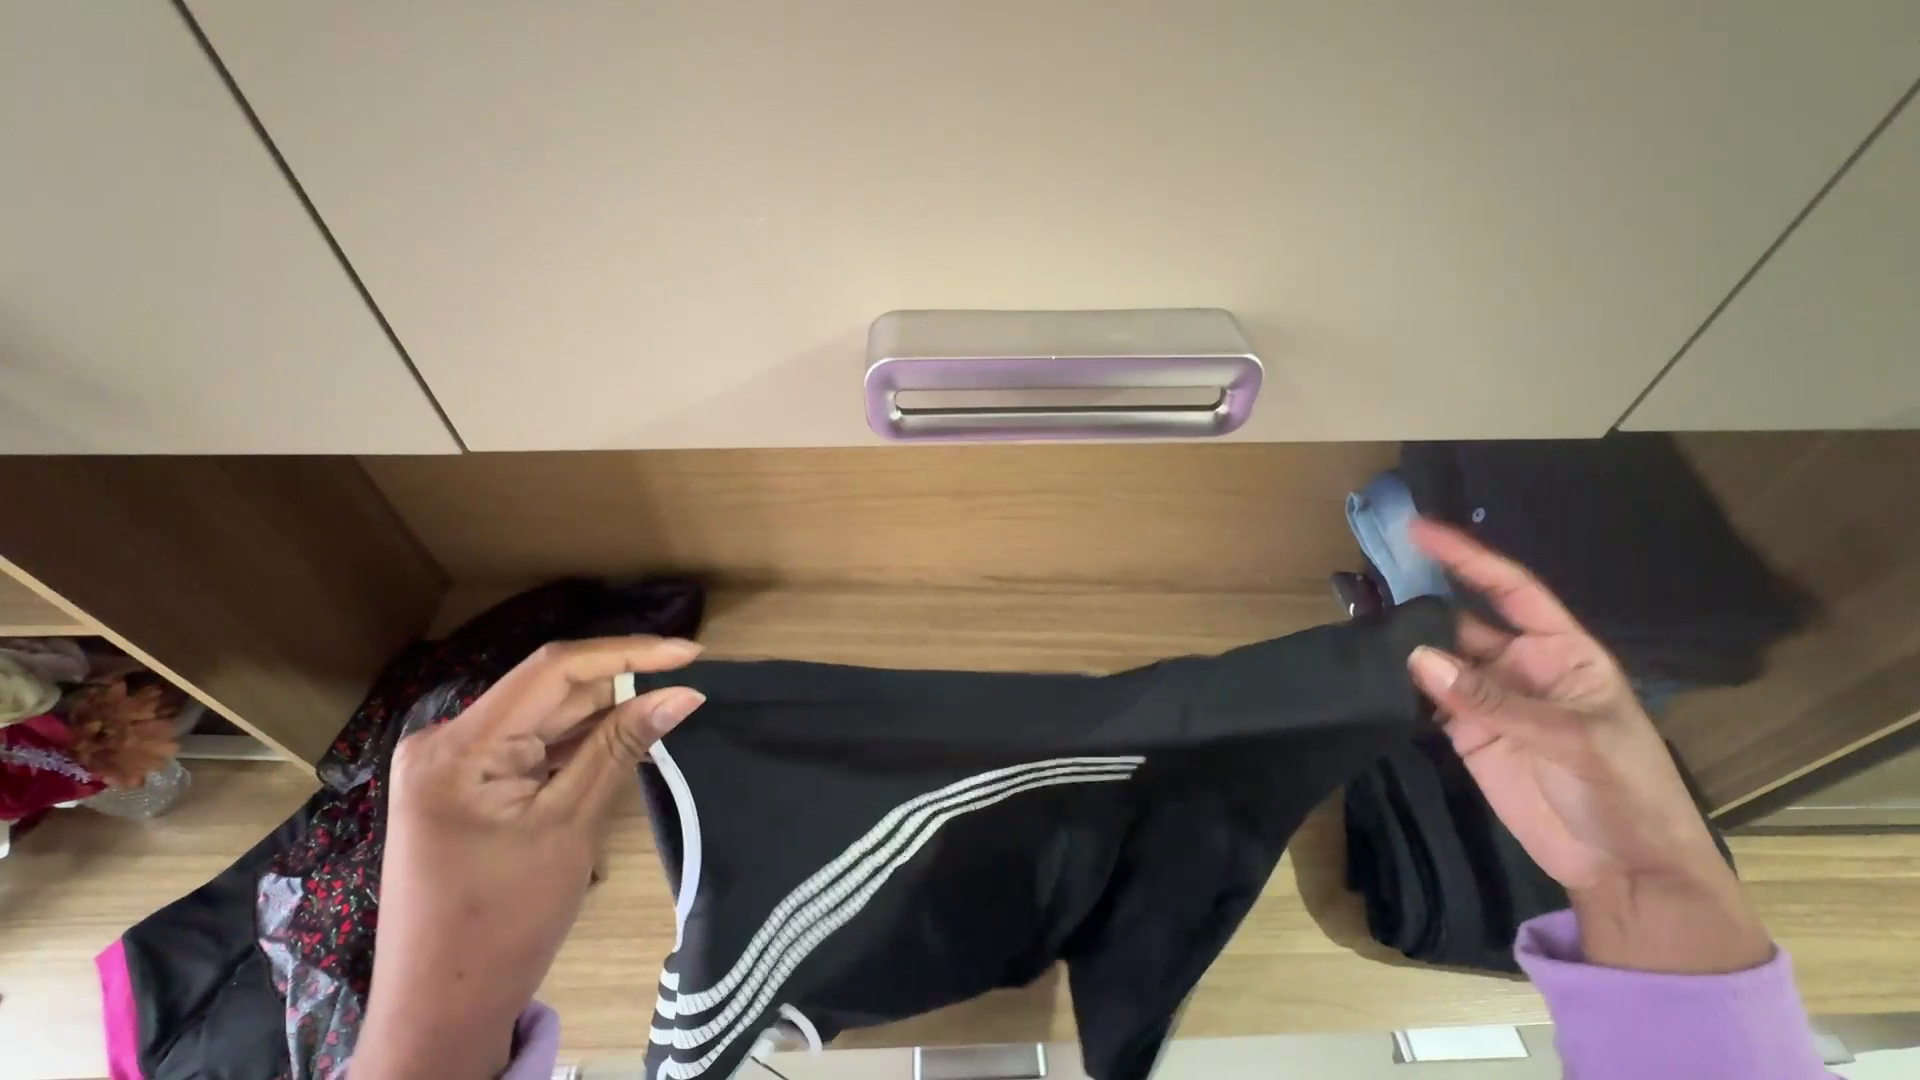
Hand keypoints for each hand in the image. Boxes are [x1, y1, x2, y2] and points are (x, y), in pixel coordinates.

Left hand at [354, 637, 706, 1078]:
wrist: (441, 1009)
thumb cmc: (505, 922)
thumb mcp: (571, 824)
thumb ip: (623, 746)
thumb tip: (683, 693)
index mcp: (458, 746)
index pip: (554, 671)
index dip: (627, 652)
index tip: (689, 652)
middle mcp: (445, 741)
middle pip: (549, 693)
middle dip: (619, 687)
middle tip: (685, 685)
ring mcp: (451, 764)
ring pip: (544, 718)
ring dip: (603, 717)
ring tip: (664, 711)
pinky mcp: (464, 785)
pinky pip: (531, 746)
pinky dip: (577, 745)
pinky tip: (623, 744)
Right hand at [1403, 519, 1770, 973]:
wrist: (1624, 869)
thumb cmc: (1625, 791)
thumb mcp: (1573, 739)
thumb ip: (1493, 699)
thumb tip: (1416, 657)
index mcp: (1562, 652)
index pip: (1511, 591)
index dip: (1469, 559)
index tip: (1420, 531)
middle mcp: (1520, 666)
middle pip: (1461, 623)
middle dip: (1419, 603)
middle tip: (1366, 584)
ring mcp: (1488, 701)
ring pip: (1436, 660)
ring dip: (1401, 646)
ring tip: (1357, 627)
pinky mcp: (1464, 734)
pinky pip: (1425, 700)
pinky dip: (1398, 687)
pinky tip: (1369, 674)